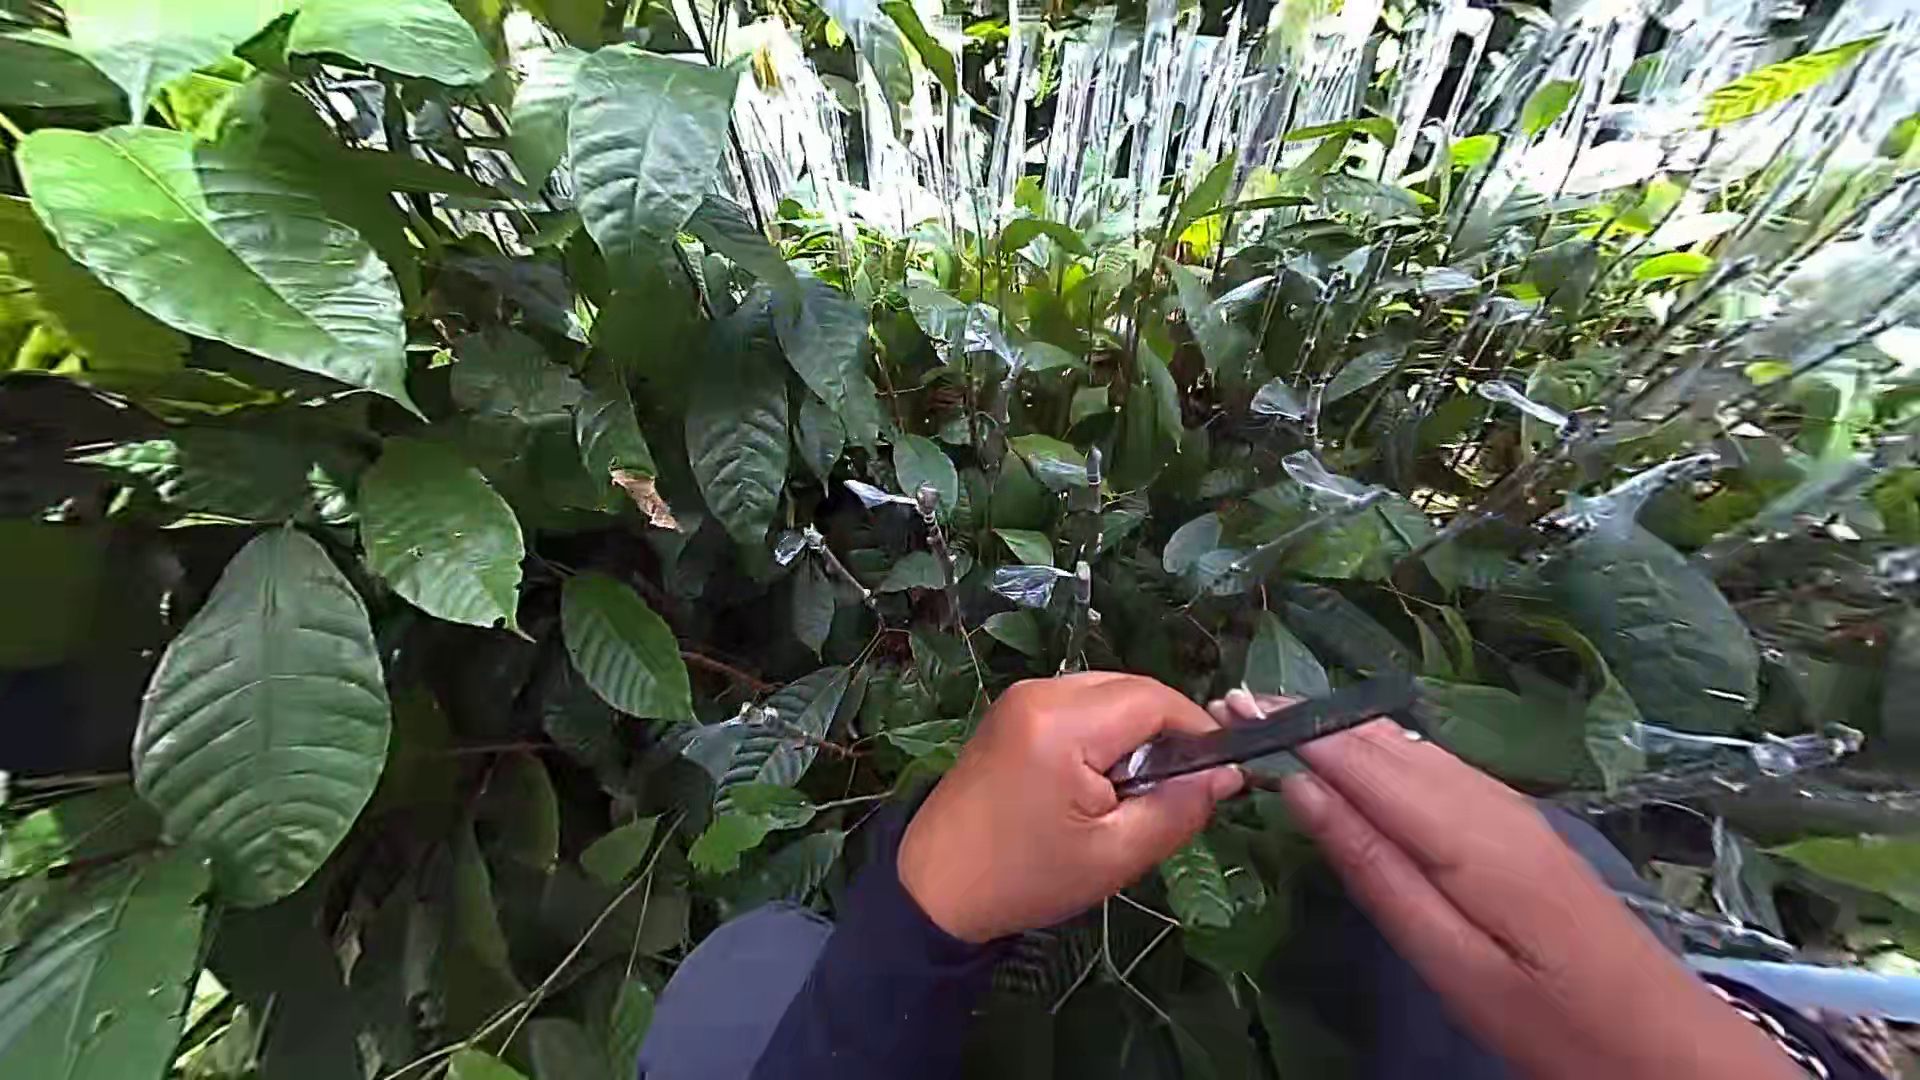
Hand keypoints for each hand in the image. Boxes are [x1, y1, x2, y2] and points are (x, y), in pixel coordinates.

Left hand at [897, 672, 1243, 942]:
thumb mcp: (1114, 856)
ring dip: (1133, 727)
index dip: (1196, 726)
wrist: (937, 881)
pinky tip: (1098, 772)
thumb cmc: (1025, 876)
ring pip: (1105, 690)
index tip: (1217, 768)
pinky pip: (1076, 700)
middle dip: (1165, 727)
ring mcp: (1021, 694)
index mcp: (1062, 723)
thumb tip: (1226, 772)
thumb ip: (1178, 808)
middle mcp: (1040, 691)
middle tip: (1175, 785)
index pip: (1152, 697)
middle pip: (1128, 687)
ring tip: (1133, 785)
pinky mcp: (1012, 706)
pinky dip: (1102, 726)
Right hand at [1222, 695, 1800, 1079]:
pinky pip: (1417, 755)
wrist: (1681, 1056)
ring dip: (1324, 723)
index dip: (1288, 726)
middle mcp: (1477, 794)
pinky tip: (1334, 742)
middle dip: (1296, 715)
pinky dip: (1361, 740)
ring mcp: (1494, 797)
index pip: (1354, 757)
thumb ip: (1368, 863)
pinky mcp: (1501, 809)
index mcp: (1462, 831)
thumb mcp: (1445, 957)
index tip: (1230, 705)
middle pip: (1370, 736)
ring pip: (1392, 739)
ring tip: (1266, 713)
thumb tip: (1297, 786)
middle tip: (1231, 702)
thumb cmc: (1550, 1020)